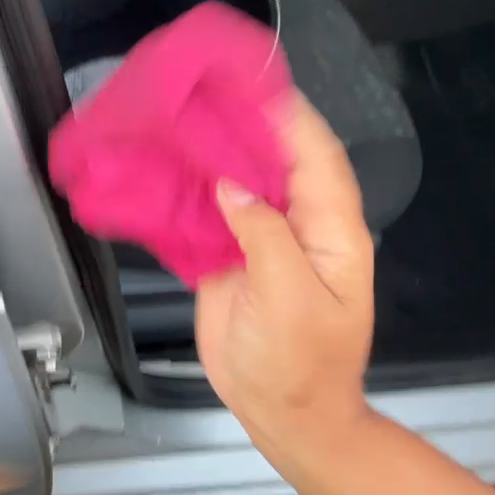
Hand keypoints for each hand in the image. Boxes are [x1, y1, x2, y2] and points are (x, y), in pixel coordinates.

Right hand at [194, 94, 375, 457]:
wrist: (279, 411)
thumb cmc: (300, 363)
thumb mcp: (291, 299)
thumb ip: (265, 236)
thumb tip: (231, 185)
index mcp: (331, 233)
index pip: (317, 161)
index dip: (292, 120)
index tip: (258, 83)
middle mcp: (298, 226)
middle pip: (277, 162)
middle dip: (248, 126)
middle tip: (208, 90)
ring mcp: (261, 240)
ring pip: (241, 182)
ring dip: (215, 152)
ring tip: (180, 117)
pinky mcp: (228, 254)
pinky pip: (209, 212)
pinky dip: (190, 187)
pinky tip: (164, 167)